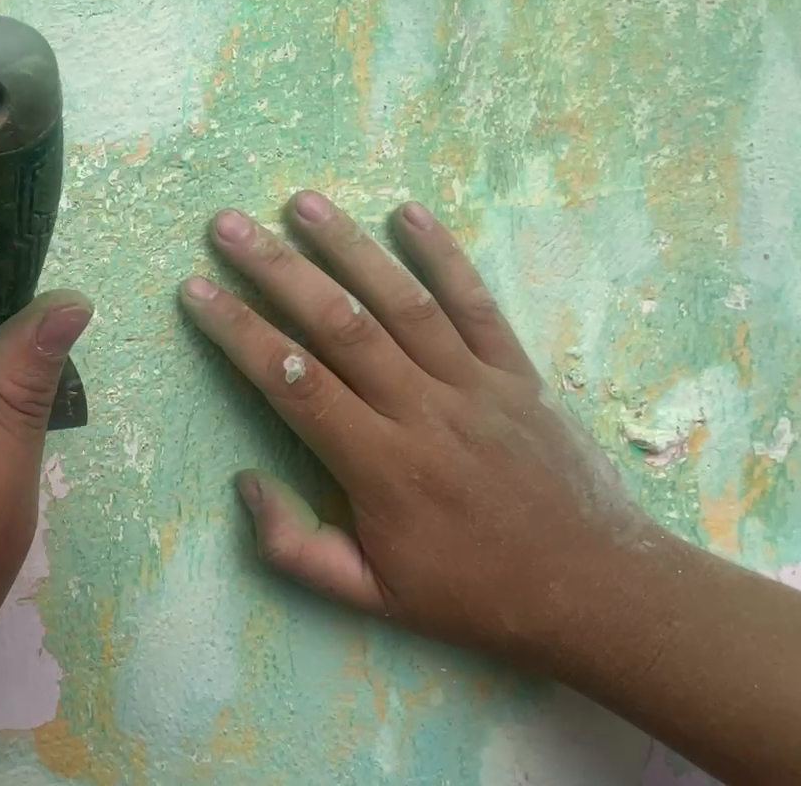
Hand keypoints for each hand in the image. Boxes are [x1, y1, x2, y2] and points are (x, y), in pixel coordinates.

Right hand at [179, 193, 663, 658]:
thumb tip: (244, 481)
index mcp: (381, 466)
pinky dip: (443, 255)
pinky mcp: (517, 372)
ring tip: (300, 202)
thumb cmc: (472, 593)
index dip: (239, 331)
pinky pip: (477, 304)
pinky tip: (408, 212)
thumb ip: (293, 548)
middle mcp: (424, 411)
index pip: (294, 382)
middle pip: (340, 325)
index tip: (196, 290)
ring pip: (403, 302)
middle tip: (228, 225)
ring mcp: (476, 384)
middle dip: (276, 269)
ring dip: (347, 247)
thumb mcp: (370, 597)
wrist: (604, 593)